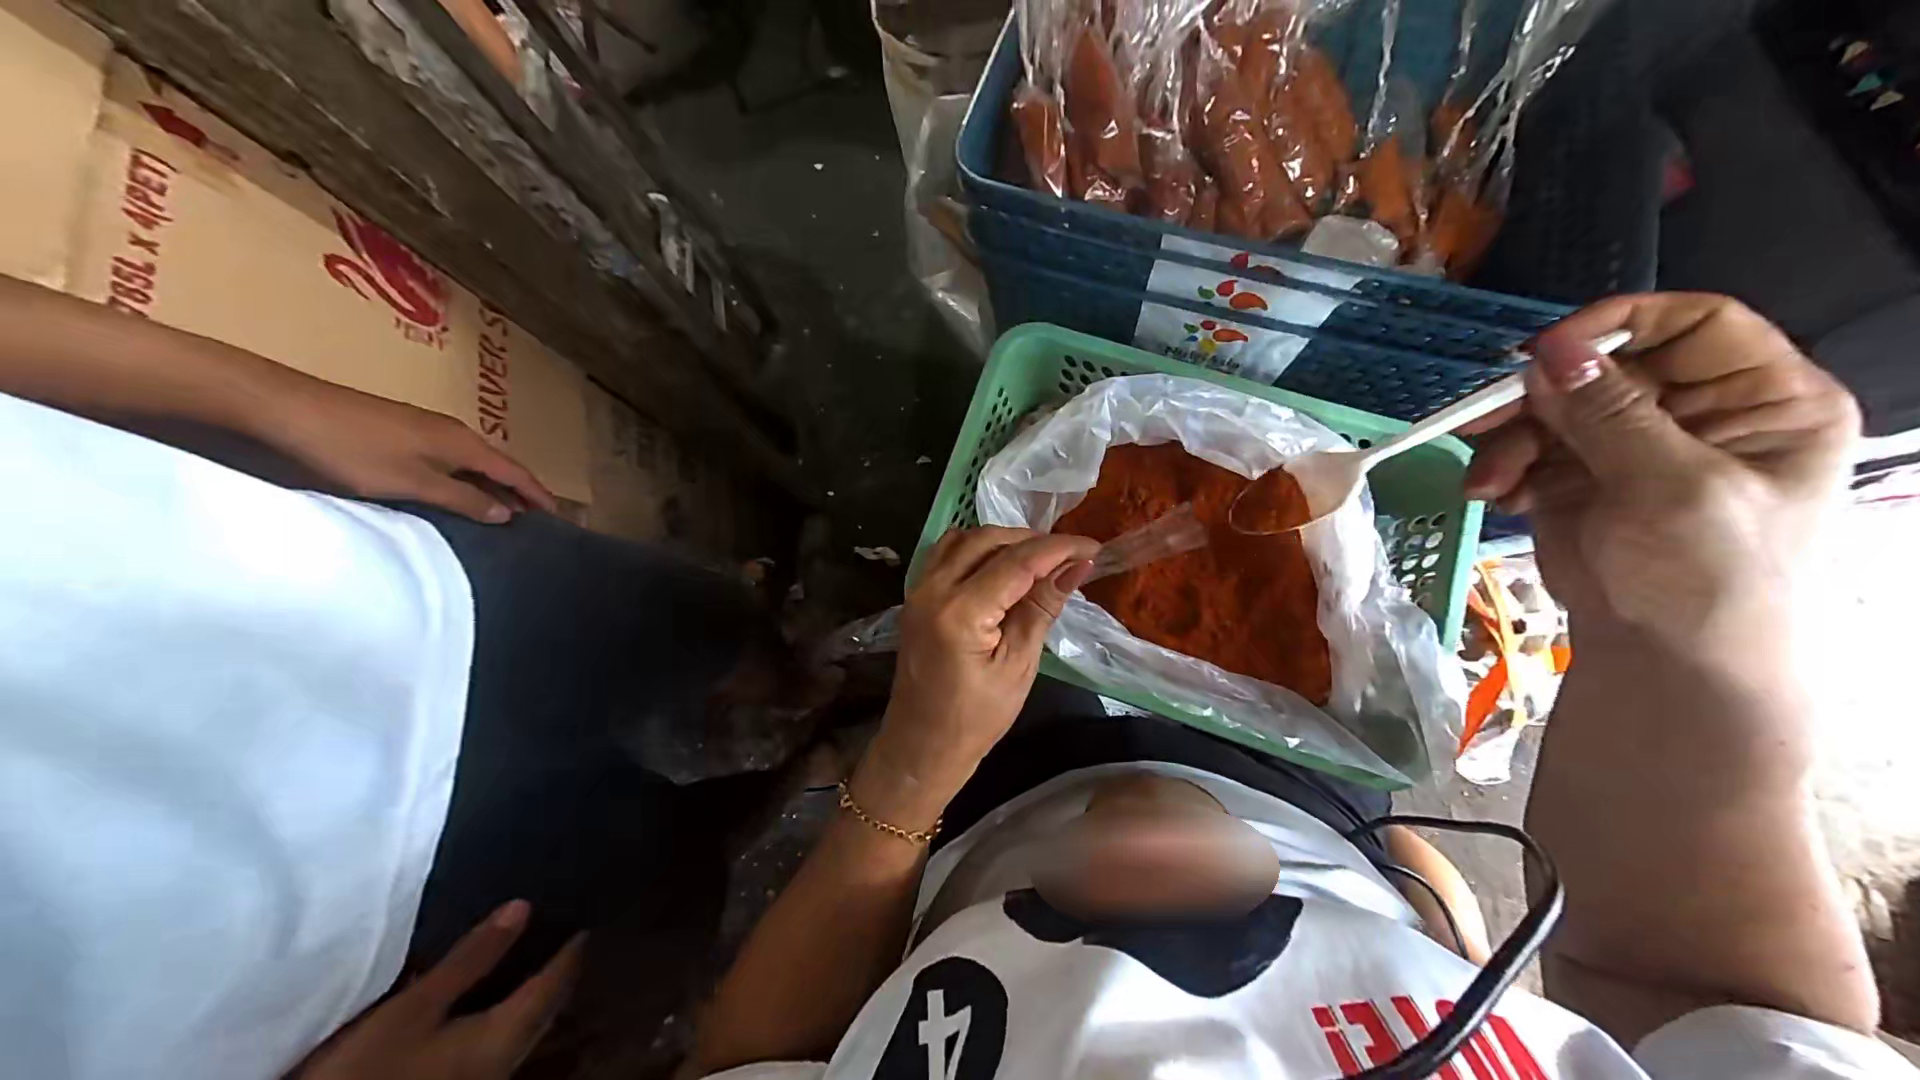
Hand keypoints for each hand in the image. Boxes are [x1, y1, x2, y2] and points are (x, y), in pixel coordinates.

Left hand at [265, 375, 556, 523]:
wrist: (282, 406)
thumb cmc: (351, 449)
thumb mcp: (411, 483)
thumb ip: (461, 499)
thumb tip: (505, 513)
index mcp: (464, 444)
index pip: (516, 472)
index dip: (539, 496)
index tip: (559, 518)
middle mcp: (454, 433)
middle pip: (500, 465)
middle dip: (522, 492)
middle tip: (537, 520)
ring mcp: (428, 430)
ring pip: (476, 463)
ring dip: (494, 486)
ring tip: (504, 512)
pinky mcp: (405, 432)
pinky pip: (454, 460)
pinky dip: (469, 479)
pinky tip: (461, 492)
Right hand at [293, 901, 582, 1079]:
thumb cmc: (366, 1076)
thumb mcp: (413, 1011)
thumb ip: (471, 960)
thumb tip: (524, 906)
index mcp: (506, 1036)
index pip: (556, 982)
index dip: (573, 948)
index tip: (586, 917)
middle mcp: (504, 1061)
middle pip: (545, 1007)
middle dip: (558, 971)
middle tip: (565, 931)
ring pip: (521, 1028)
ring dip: (531, 994)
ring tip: (532, 956)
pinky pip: (495, 1043)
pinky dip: (502, 1013)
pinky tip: (486, 1000)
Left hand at [881, 527, 1097, 767]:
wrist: (922, 744)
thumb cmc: (976, 718)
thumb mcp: (1019, 665)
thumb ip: (1042, 608)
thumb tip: (1076, 566)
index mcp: (960, 613)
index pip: (1017, 562)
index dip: (1058, 549)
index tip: (1092, 545)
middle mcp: (933, 590)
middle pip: (988, 540)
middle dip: (1032, 540)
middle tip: (1069, 555)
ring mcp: (918, 590)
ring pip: (964, 540)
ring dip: (1003, 540)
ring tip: (1039, 557)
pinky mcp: (916, 596)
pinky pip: (946, 553)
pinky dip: (977, 549)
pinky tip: (1000, 564)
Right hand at [1464, 294, 1858, 648]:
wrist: (1664, 659)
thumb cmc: (1706, 576)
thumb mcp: (1670, 487)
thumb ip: (1609, 416)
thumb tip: (1549, 351)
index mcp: (1759, 400)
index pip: (1696, 325)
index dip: (1619, 327)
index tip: (1543, 351)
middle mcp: (1691, 415)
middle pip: (1602, 373)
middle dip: (1538, 400)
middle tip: (1480, 420)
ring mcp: (1626, 449)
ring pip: (1550, 413)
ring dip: (1509, 445)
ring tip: (1488, 484)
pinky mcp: (1574, 480)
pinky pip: (1526, 453)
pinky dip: (1503, 472)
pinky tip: (1498, 498)